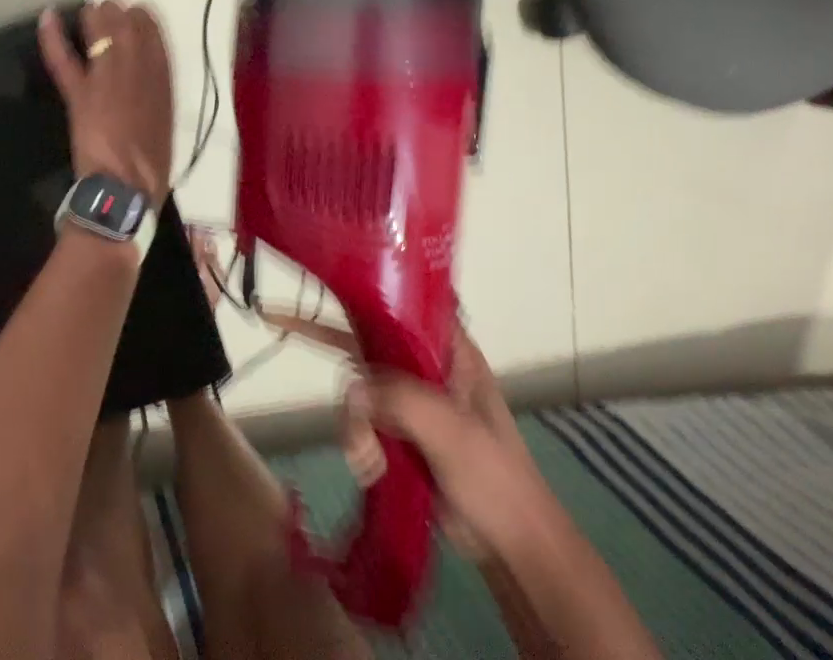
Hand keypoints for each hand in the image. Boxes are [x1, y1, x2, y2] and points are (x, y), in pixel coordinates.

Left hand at [38, 1, 174, 203]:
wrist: (127, 188)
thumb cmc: (150, 166)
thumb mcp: (163, 122)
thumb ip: (155, 95)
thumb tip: (145, 84)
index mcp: (163, 77)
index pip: (153, 29)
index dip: (138, 18)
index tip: (129, 20)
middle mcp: (139, 68)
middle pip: (127, 20)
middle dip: (115, 12)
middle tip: (105, 17)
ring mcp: (108, 77)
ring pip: (100, 28)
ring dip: (93, 15)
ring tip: (88, 16)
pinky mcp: (80, 93)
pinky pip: (64, 58)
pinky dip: (52, 36)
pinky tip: (47, 16)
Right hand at [259, 316, 553, 561]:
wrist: (508, 546)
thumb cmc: (496, 481)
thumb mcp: (455, 435)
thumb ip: (405, 401)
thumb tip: (353, 388)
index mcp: (452, 355)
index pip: (404, 308)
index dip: (366, 294)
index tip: (323, 286)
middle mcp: (425, 369)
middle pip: (365, 348)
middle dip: (352, 385)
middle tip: (327, 389)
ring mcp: (408, 402)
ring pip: (356, 392)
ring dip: (354, 428)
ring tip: (369, 463)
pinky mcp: (395, 433)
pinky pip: (358, 424)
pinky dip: (356, 445)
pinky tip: (369, 470)